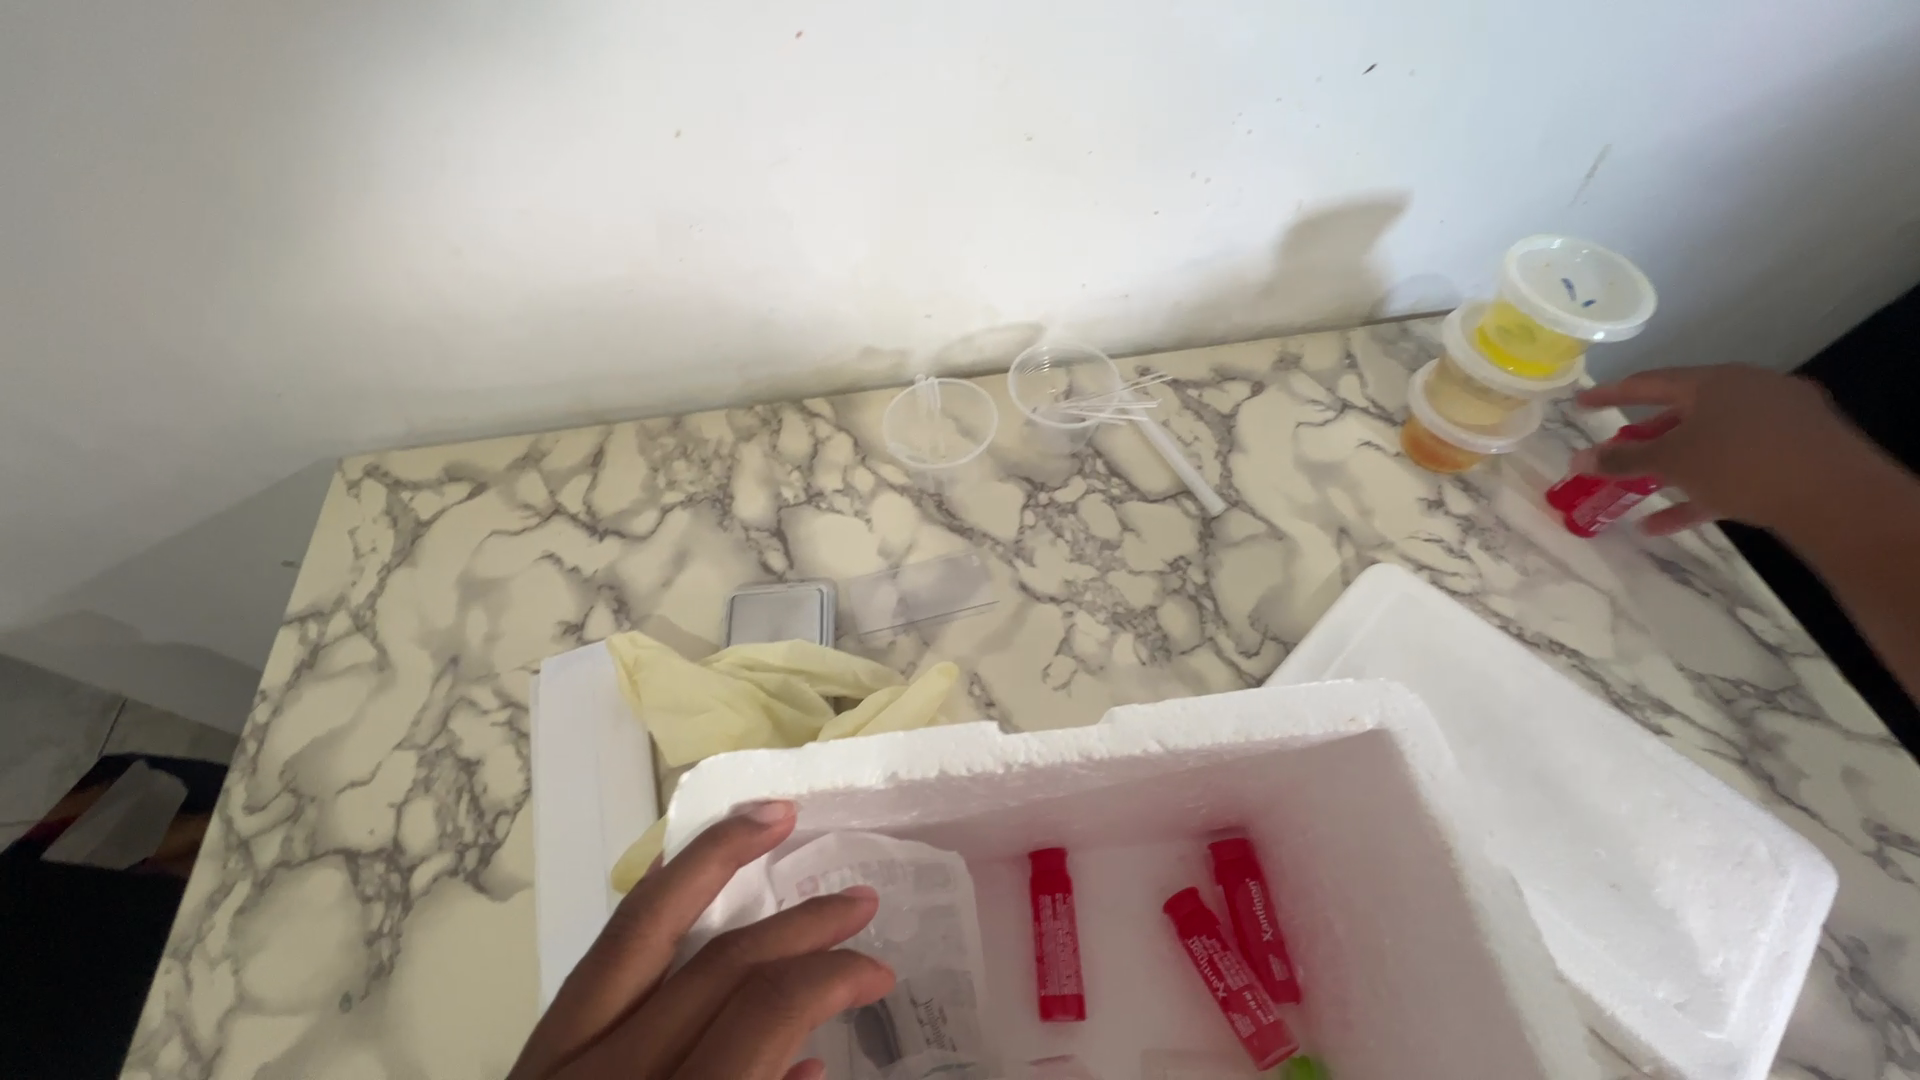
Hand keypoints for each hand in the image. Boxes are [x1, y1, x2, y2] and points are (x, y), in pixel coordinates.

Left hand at [509, 801, 893, 1079]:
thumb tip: (811, 1063)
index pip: (759, 1014)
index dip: (829, 978)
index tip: (878, 971)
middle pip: (717, 966)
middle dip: (801, 923)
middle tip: (859, 898)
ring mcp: (552, 1065)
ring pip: (640, 926)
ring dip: (712, 861)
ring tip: (770, 817)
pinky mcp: (532, 1056)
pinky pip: (607, 954)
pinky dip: (660, 902)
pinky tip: (694, 872)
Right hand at [1573, 364, 1862, 535]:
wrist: (1837, 498)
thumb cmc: (1739, 464)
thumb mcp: (1669, 462)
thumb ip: (1621, 460)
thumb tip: (1578, 459)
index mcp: (1718, 383)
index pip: (1650, 383)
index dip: (1610, 394)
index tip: (1581, 401)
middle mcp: (1751, 392)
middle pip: (1682, 413)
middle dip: (1645, 438)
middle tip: (1616, 452)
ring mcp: (1780, 421)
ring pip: (1709, 442)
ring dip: (1670, 468)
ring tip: (1636, 492)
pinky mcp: (1798, 451)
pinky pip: (1736, 465)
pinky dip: (1700, 489)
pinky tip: (1666, 522)